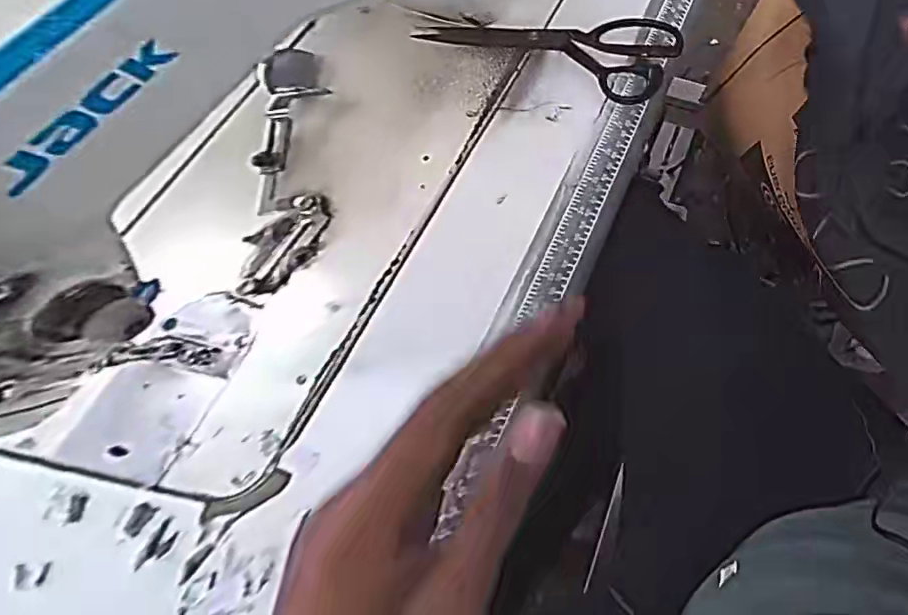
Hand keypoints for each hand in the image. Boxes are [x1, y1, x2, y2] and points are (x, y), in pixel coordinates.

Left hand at [277, 302, 581, 614]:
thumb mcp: (453, 591)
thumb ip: (500, 502)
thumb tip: (543, 421)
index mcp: (366, 508)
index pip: (450, 400)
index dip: (512, 352)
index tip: (556, 320)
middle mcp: (351, 503)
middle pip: (440, 403)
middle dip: (506, 356)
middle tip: (557, 324)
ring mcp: (352, 518)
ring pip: (432, 425)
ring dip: (490, 383)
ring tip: (537, 353)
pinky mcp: (361, 535)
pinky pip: (425, 452)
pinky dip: (470, 420)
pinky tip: (494, 415)